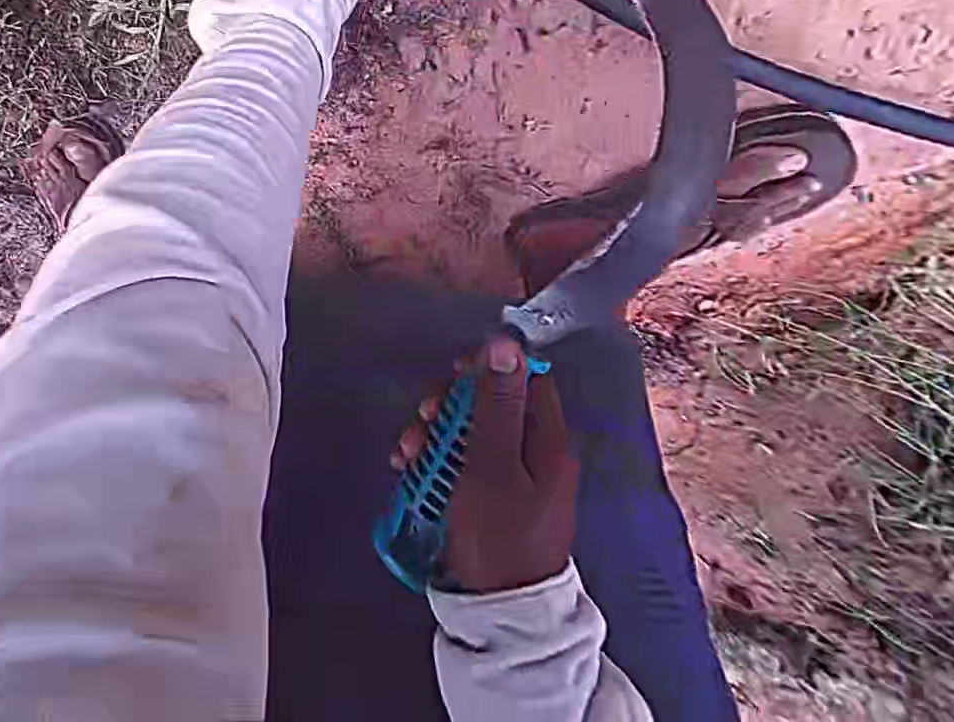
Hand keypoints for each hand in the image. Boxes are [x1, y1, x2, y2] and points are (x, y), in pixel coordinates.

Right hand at [392, 339, 579, 592]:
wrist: (498, 611)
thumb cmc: (498, 533)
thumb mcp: (492, 463)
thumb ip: (496, 404)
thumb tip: (505, 342)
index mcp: (546, 439)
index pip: (526, 379)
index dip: (490, 367)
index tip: (455, 372)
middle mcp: (531, 450)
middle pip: (490, 401)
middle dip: (451, 402)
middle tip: (425, 412)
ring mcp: (507, 472)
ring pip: (467, 428)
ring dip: (433, 430)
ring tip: (408, 449)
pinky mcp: (484, 491)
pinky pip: (458, 457)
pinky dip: (432, 456)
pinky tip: (407, 465)